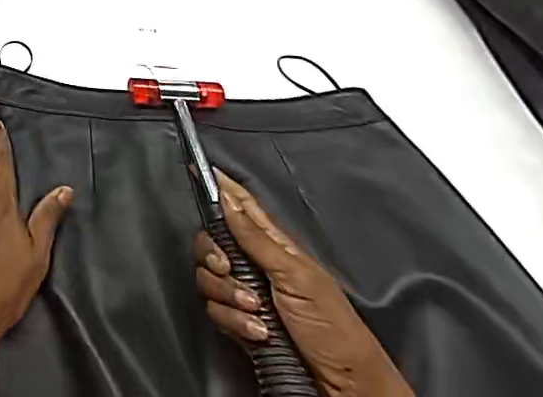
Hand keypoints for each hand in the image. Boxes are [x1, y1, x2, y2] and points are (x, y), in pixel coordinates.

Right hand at [196, 169, 412, 396]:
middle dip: (213, 256)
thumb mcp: (298, 277)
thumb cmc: (334, 329)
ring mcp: (245, 292)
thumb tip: (226, 200)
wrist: (345, 386)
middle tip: (228, 268)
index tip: (196, 168)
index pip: (240, 204)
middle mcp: (254, 263)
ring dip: (229, 295)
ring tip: (257, 312)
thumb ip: (256, 238)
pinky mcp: (238, 320)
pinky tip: (257, 331)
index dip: (220, 186)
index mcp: (272, 245)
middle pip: (211, 241)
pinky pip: (214, 309)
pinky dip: (233, 321)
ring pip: (208, 277)